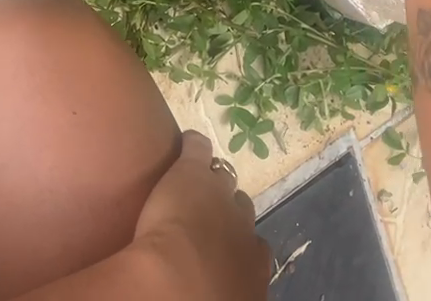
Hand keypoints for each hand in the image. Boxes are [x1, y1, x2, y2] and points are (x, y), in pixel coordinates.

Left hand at [132, 131, 269, 300]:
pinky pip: (199, 145)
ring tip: (192, 183)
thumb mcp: (227, 296)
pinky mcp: (193, 170)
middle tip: (203, 213)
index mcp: (254, 264)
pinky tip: (184, 146)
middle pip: (243, 207)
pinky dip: (193, 144)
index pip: (256, 244)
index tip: (218, 244)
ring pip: (223, 178)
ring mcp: (220, 194)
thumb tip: (213, 286)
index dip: (236, 240)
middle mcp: (244, 228)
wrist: (174, 282)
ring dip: (211, 181)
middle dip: (227, 208)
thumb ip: (227, 287)